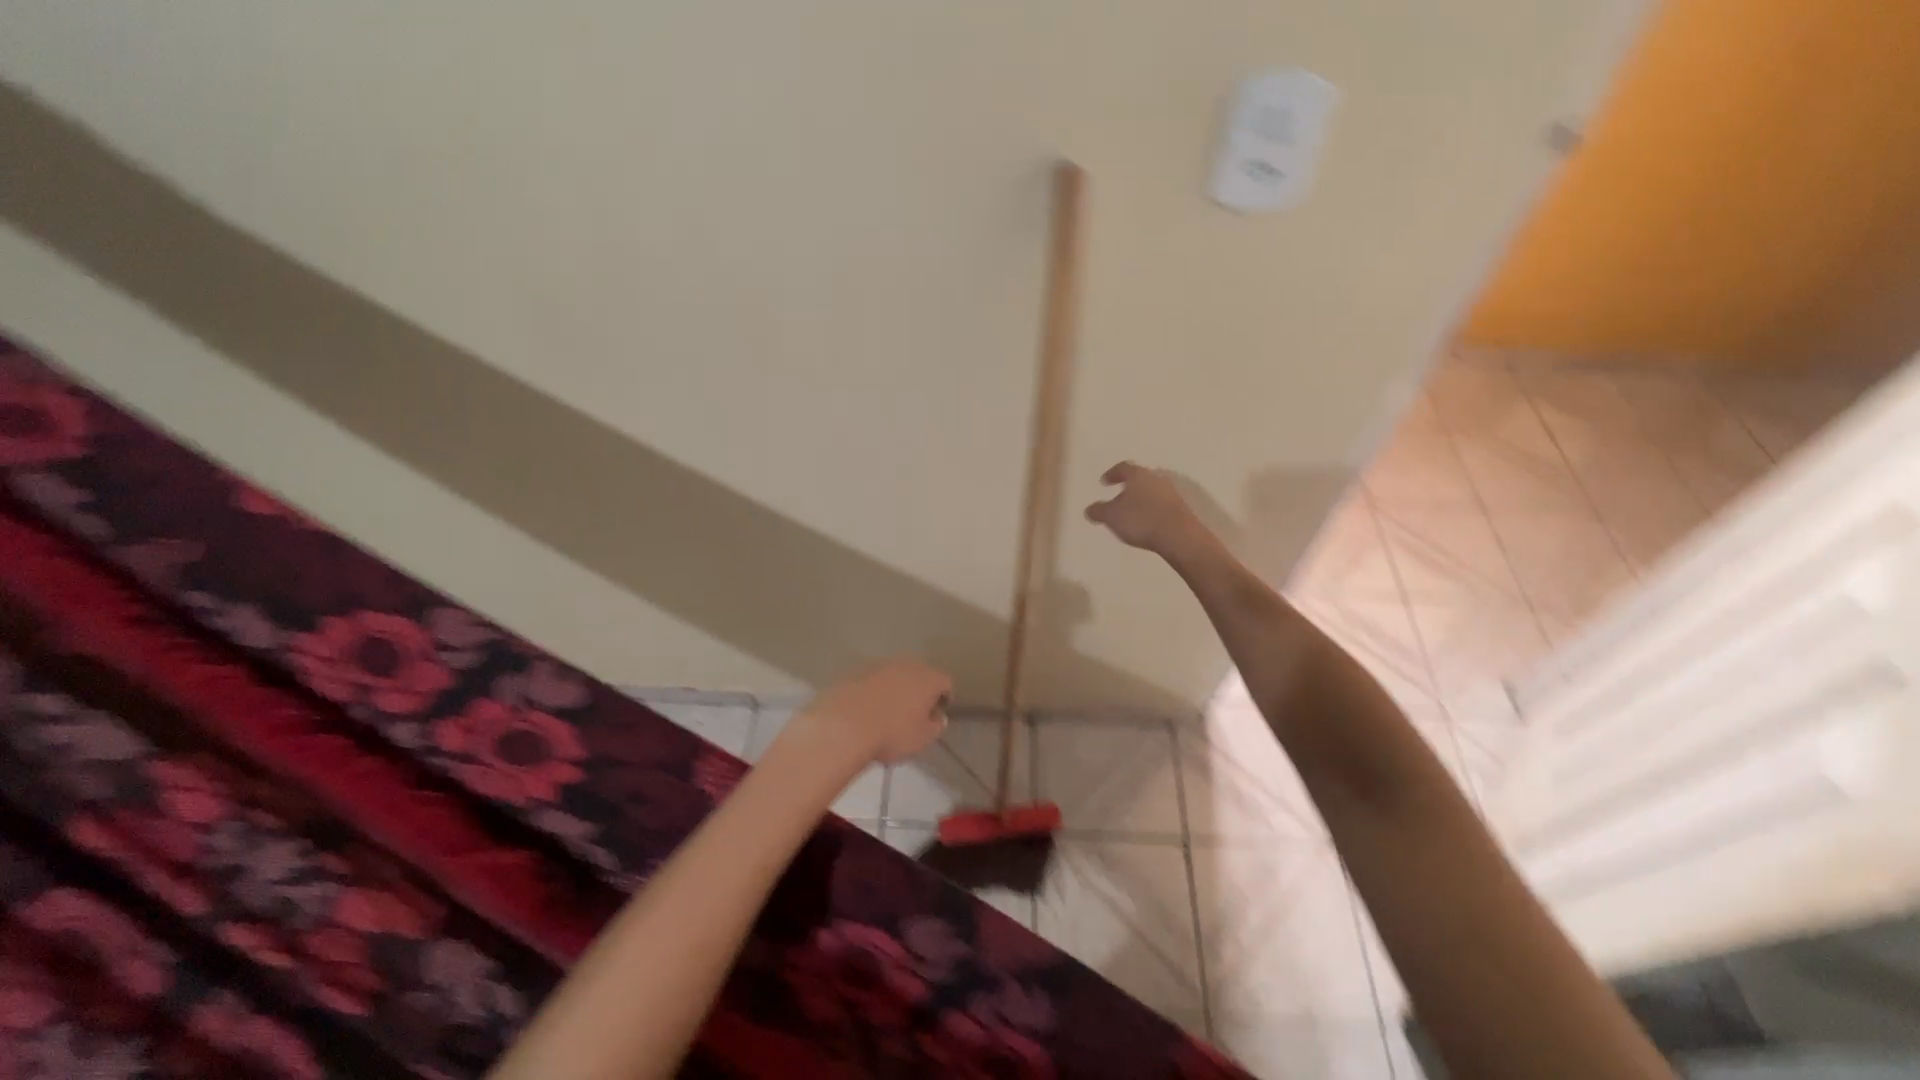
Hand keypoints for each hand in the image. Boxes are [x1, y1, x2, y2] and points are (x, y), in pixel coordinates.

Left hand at [796, 659, 951, 764]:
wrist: (842, 727)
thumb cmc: (891, 734)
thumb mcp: (922, 739)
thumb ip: (935, 726)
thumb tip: (936, 718)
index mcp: (927, 678)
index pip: (945, 682)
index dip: (944, 698)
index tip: (936, 716)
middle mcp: (905, 664)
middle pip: (919, 674)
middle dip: (919, 690)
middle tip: (913, 713)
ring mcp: (877, 665)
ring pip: (894, 674)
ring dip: (895, 688)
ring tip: (887, 712)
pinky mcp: (853, 671)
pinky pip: (871, 680)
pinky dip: (873, 691)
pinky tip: (865, 709)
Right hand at [1085, 462, 1205, 555]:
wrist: (1179, 536)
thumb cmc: (1141, 520)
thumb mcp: (1111, 517)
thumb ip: (1098, 511)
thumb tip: (1090, 509)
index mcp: (1138, 475)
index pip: (1123, 468)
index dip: (1112, 474)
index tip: (1104, 482)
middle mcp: (1156, 479)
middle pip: (1140, 479)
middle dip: (1129, 488)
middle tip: (1119, 498)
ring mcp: (1172, 493)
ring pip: (1152, 492)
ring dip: (1142, 500)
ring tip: (1132, 514)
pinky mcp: (1182, 509)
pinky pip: (1162, 505)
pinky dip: (1153, 511)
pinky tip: (1148, 523)